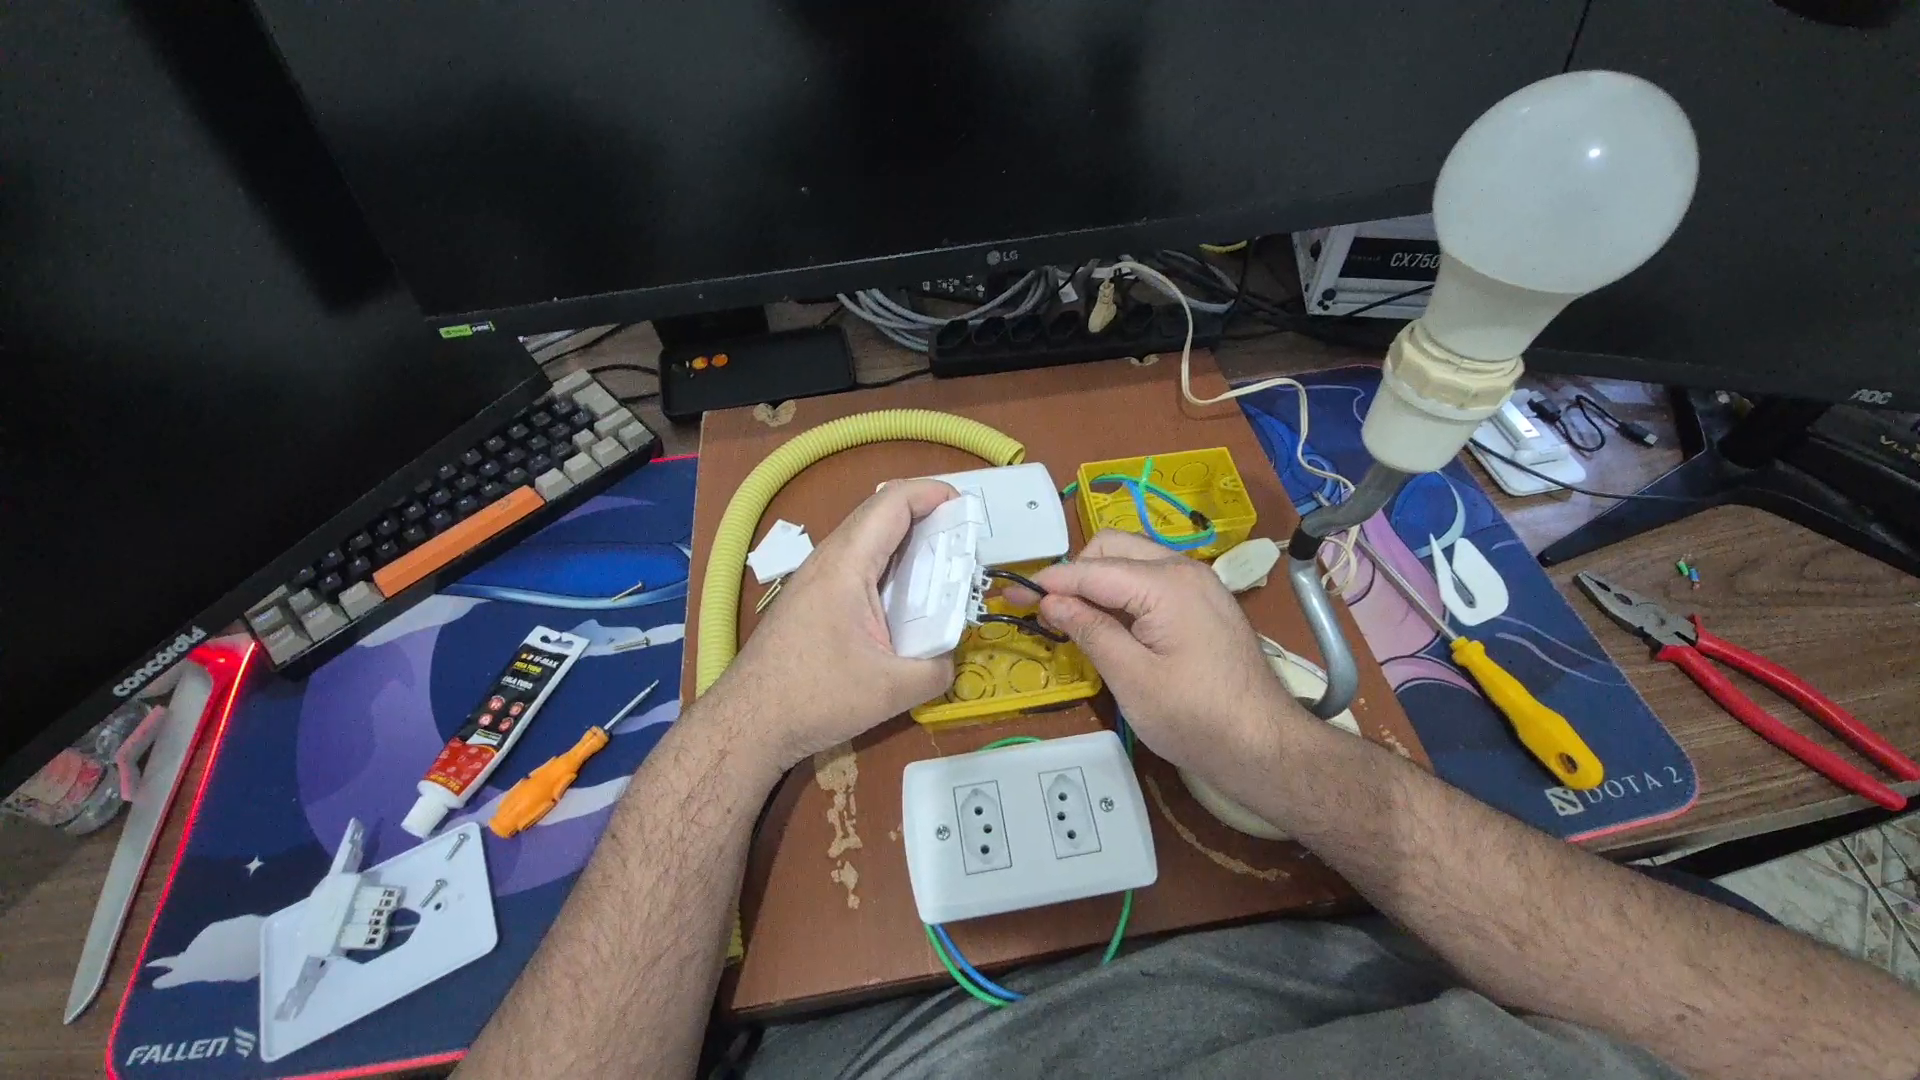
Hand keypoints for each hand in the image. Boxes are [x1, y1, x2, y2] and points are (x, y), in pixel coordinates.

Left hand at [706, 479, 958, 771]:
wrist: (747, 723)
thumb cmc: (814, 698)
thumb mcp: (891, 690)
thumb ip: (937, 669)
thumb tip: (953, 655)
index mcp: (846, 565)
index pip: (892, 503)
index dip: (932, 493)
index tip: (967, 507)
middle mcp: (828, 560)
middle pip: (880, 515)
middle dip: (926, 516)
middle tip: (963, 539)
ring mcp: (815, 578)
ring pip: (866, 540)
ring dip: (905, 543)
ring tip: (942, 564)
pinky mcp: (811, 599)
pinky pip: (856, 565)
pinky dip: (888, 567)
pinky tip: (904, 598)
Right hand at [1025, 530, 1306, 774]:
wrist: (1263, 745)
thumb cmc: (1195, 718)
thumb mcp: (1131, 678)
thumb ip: (1089, 630)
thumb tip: (1051, 601)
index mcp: (1166, 584)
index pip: (1092, 571)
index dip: (1050, 581)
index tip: (1013, 593)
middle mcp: (1184, 570)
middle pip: (1113, 548)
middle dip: (1075, 572)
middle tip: (1048, 610)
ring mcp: (1199, 583)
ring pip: (1132, 560)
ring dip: (1098, 580)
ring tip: (1073, 618)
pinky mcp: (1204, 601)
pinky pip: (1152, 579)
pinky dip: (1123, 592)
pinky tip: (1110, 623)